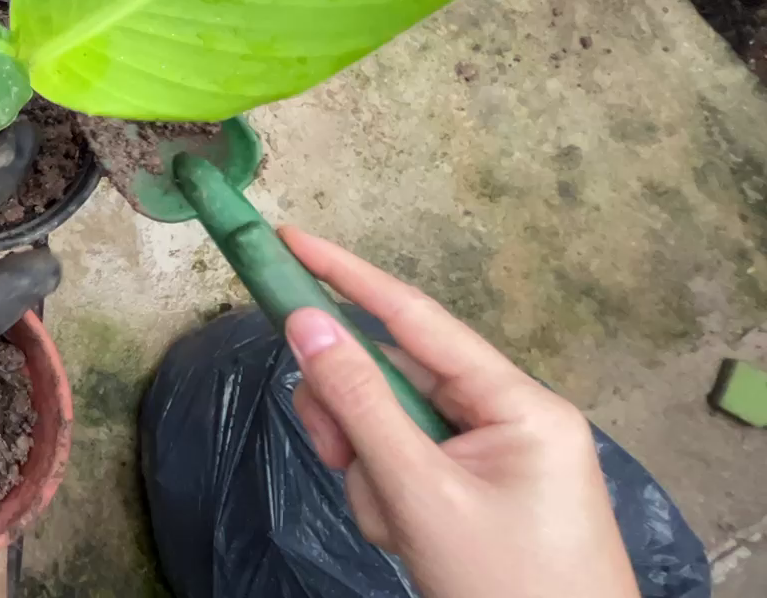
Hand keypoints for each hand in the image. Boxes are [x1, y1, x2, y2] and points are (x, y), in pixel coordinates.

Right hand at [279, 226, 636, 597]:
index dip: (344, 271)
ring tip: (377, 508)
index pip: (411, 314)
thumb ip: (356, 398)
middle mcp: (501, 412)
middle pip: (386, 370)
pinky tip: (395, 522)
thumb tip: (302, 319)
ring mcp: (482, 446)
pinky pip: (391, 447)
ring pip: (380, 411)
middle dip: (346, 406)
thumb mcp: (418, 489)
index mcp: (515, 403)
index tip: (287, 238)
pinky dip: (374, 478)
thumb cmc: (503, 583)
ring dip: (358, 452)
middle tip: (326, 446)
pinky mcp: (463, 477)